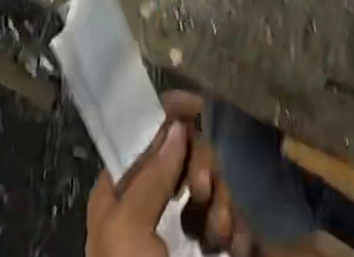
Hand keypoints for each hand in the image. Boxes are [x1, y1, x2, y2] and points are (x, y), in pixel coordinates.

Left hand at [87, 93, 254, 256]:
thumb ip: (147, 175)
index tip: (196, 110)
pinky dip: (235, 225)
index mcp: (117, 196)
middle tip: (208, 190)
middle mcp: (147, 206)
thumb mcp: (126, 232)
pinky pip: (227, 217)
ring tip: (225, 233)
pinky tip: (236, 241)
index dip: (168, 121)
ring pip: (210, 184)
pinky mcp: (209, 248)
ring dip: (223, 201)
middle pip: (181, 157)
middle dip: (202, 167)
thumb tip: (175, 125)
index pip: (143, 139)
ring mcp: (180, 230)